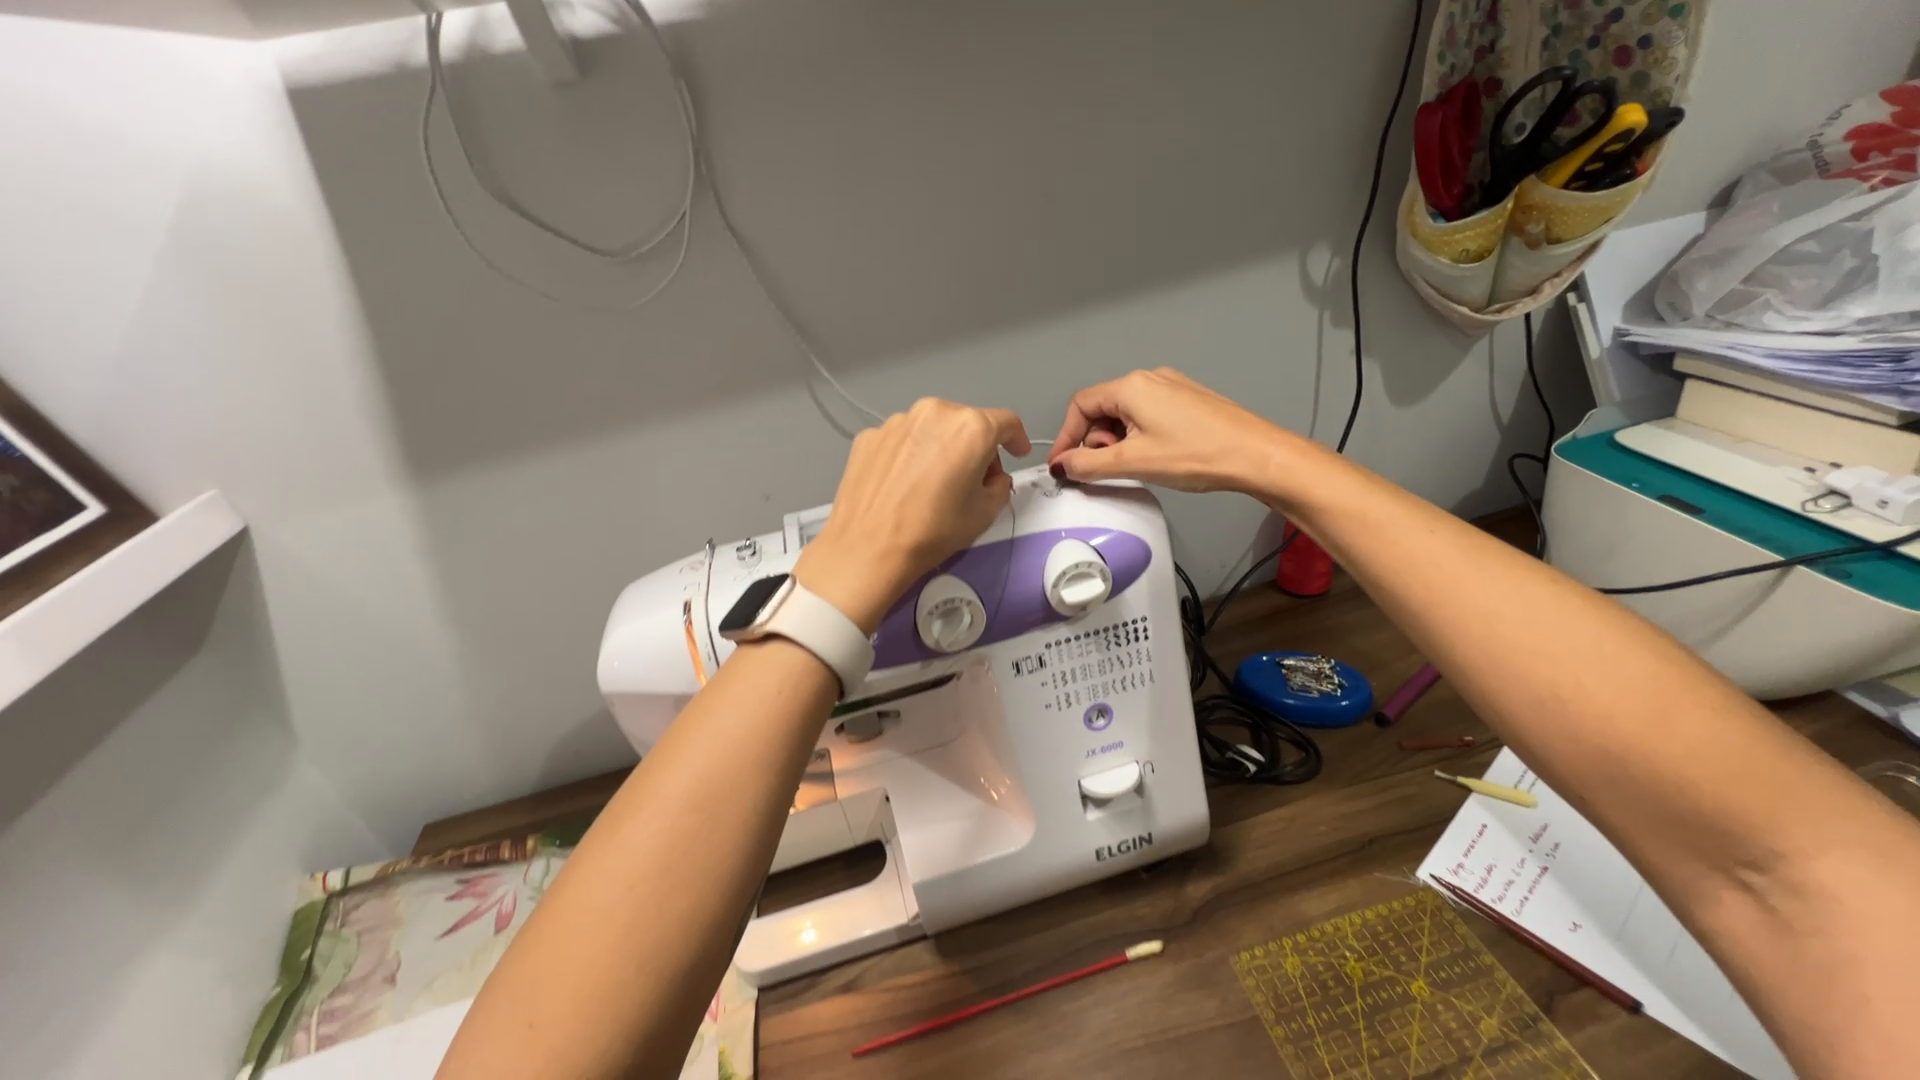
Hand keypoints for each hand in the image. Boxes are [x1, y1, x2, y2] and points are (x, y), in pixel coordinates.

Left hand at [796, 399, 1030, 632]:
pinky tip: (903, 486)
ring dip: (940, 449)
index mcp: (970, 428)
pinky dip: (909, 456)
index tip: (1016, 451)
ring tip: (932, 485)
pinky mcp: (869, 437)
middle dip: (976, 447)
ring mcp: (896, 422)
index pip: (1006, 422)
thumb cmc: (933, 531)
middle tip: (973, 480)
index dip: (1016, 438)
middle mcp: (933, 413)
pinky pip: (901, 441)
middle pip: (966, 423)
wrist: (868, 549)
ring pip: (931, 429)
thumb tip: (992, 478)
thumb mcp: (985, 513)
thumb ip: (999, 486)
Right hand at [1047, 368, 1296, 494]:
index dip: (1066, 436)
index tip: (1063, 465)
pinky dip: (1139, 438)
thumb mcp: (1133, 462)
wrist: (1257, 456)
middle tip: (1109, 468)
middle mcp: (1150, 379)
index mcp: (1132, 387)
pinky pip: (1148, 416)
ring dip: (1118, 442)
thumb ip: (1089, 463)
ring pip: (1126, 414)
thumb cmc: (1198, 455)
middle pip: (1102, 408)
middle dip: (1096, 441)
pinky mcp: (1188, 402)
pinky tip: (1155, 458)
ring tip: (1136, 466)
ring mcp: (1172, 388)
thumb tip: (1062, 465)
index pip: (1081, 405)